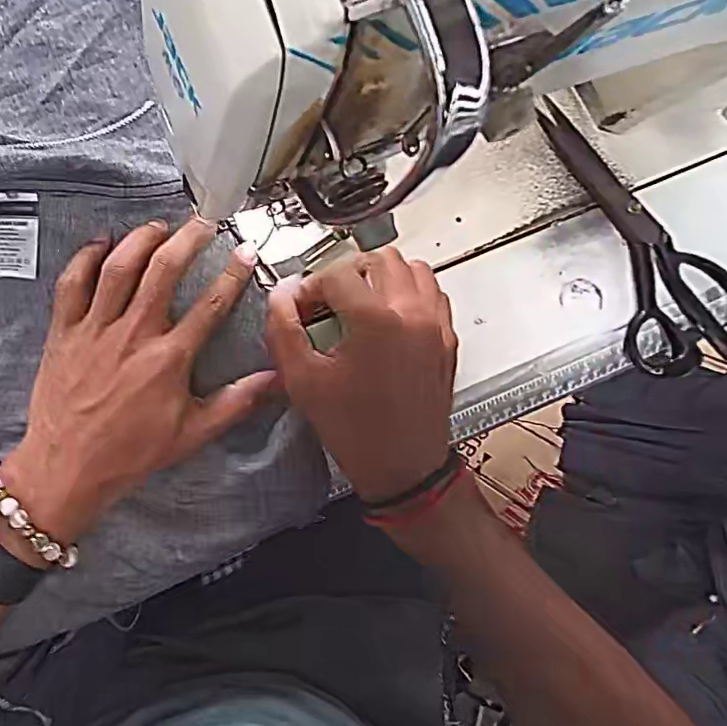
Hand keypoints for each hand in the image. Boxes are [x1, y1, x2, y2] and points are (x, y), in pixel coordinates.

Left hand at [0, 218, 277, 561]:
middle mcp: (132, 336)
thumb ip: (235, 402)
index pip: (210, 304)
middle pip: (164, 270)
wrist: (67, 469)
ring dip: (141, 239)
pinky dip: (85, 257)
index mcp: (167, 359)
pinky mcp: (64, 333)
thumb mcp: (190, 434)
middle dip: (188, 238)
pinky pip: (72, 283)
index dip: (232, 273)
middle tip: (202, 225)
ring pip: (118, 267)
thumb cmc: (127, 455)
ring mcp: (95, 330)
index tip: (243, 253)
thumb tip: (274, 381)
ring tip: (158, 227)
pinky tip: (100, 243)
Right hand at [264, 247, 456, 500]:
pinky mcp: (446, 339)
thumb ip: (283, 330)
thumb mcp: (302, 381)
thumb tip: (280, 298)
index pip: (336, 273)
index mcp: (376, 321)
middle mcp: (412, 315)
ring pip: (411, 269)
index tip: (300, 307)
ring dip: (380, 277)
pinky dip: (408, 293)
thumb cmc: (357, 431)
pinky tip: (387, 315)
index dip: (309, 286)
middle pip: (378, 259)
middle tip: (327, 300)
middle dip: (346, 274)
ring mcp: (435, 326)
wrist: (403, 466)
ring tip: (358, 303)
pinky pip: (431, 294)